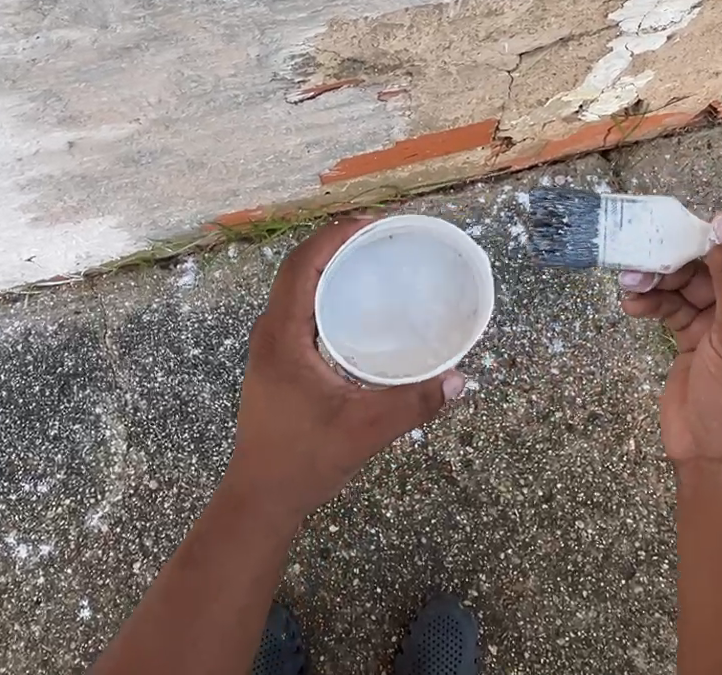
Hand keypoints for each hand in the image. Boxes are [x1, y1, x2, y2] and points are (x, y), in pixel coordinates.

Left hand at [223, 216, 467, 524]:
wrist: (261, 497)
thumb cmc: (304, 460)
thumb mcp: (364, 431)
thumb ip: (413, 404)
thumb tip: (460, 379)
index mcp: (282, 335)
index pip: (303, 265)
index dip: (334, 236)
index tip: (372, 224)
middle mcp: (270, 331)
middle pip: (298, 267)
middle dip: (335, 242)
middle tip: (380, 236)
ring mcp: (270, 344)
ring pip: (295, 285)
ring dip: (327, 264)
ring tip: (370, 258)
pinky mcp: (276, 357)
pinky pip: (298, 304)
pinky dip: (323, 288)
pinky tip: (353, 302)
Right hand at [619, 209, 721, 490]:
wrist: (721, 469)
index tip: (713, 224)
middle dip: (691, 254)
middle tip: (657, 252)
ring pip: (696, 276)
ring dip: (663, 276)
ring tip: (634, 281)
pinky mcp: (699, 334)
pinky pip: (675, 301)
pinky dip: (654, 299)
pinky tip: (634, 304)